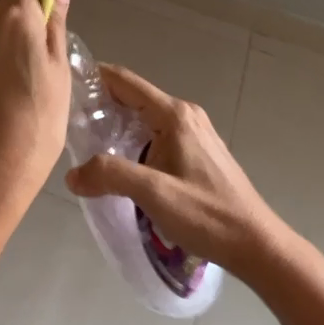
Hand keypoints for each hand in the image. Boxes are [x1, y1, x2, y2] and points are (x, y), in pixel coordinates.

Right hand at [65, 64, 279, 270]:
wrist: (258, 246)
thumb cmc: (207, 214)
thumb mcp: (153, 194)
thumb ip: (109, 176)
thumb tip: (72, 175)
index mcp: (173, 114)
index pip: (123, 80)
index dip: (93, 77)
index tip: (65, 87)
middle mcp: (185, 114)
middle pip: (133, 96)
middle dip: (101, 104)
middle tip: (70, 122)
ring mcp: (195, 132)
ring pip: (145, 116)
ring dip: (117, 124)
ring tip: (89, 143)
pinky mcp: (200, 151)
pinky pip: (157, 132)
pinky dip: (135, 138)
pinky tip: (123, 162)